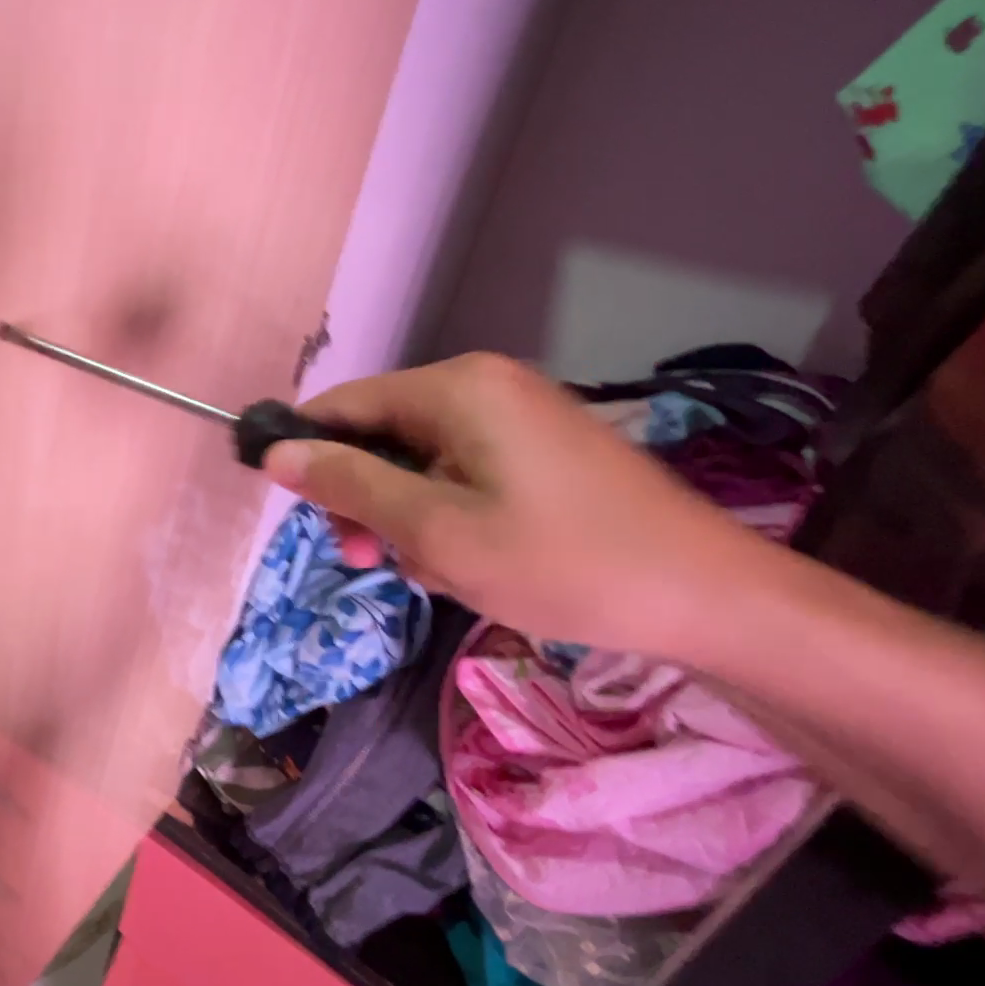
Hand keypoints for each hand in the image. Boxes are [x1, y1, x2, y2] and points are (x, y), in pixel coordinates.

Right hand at [262, 353, 765, 652]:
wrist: (709, 599)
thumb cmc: (561, 563)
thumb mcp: (436, 530)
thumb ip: (349, 485)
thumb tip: (276, 455)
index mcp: (456, 389)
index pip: (344, 404)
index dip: (305, 453)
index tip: (294, 512)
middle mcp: (483, 386)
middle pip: (379, 433)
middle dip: (362, 497)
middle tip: (365, 558)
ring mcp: (515, 416)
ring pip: (416, 460)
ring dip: (404, 516)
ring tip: (431, 571)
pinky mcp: (537, 449)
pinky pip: (458, 472)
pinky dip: (445, 514)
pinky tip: (466, 561)